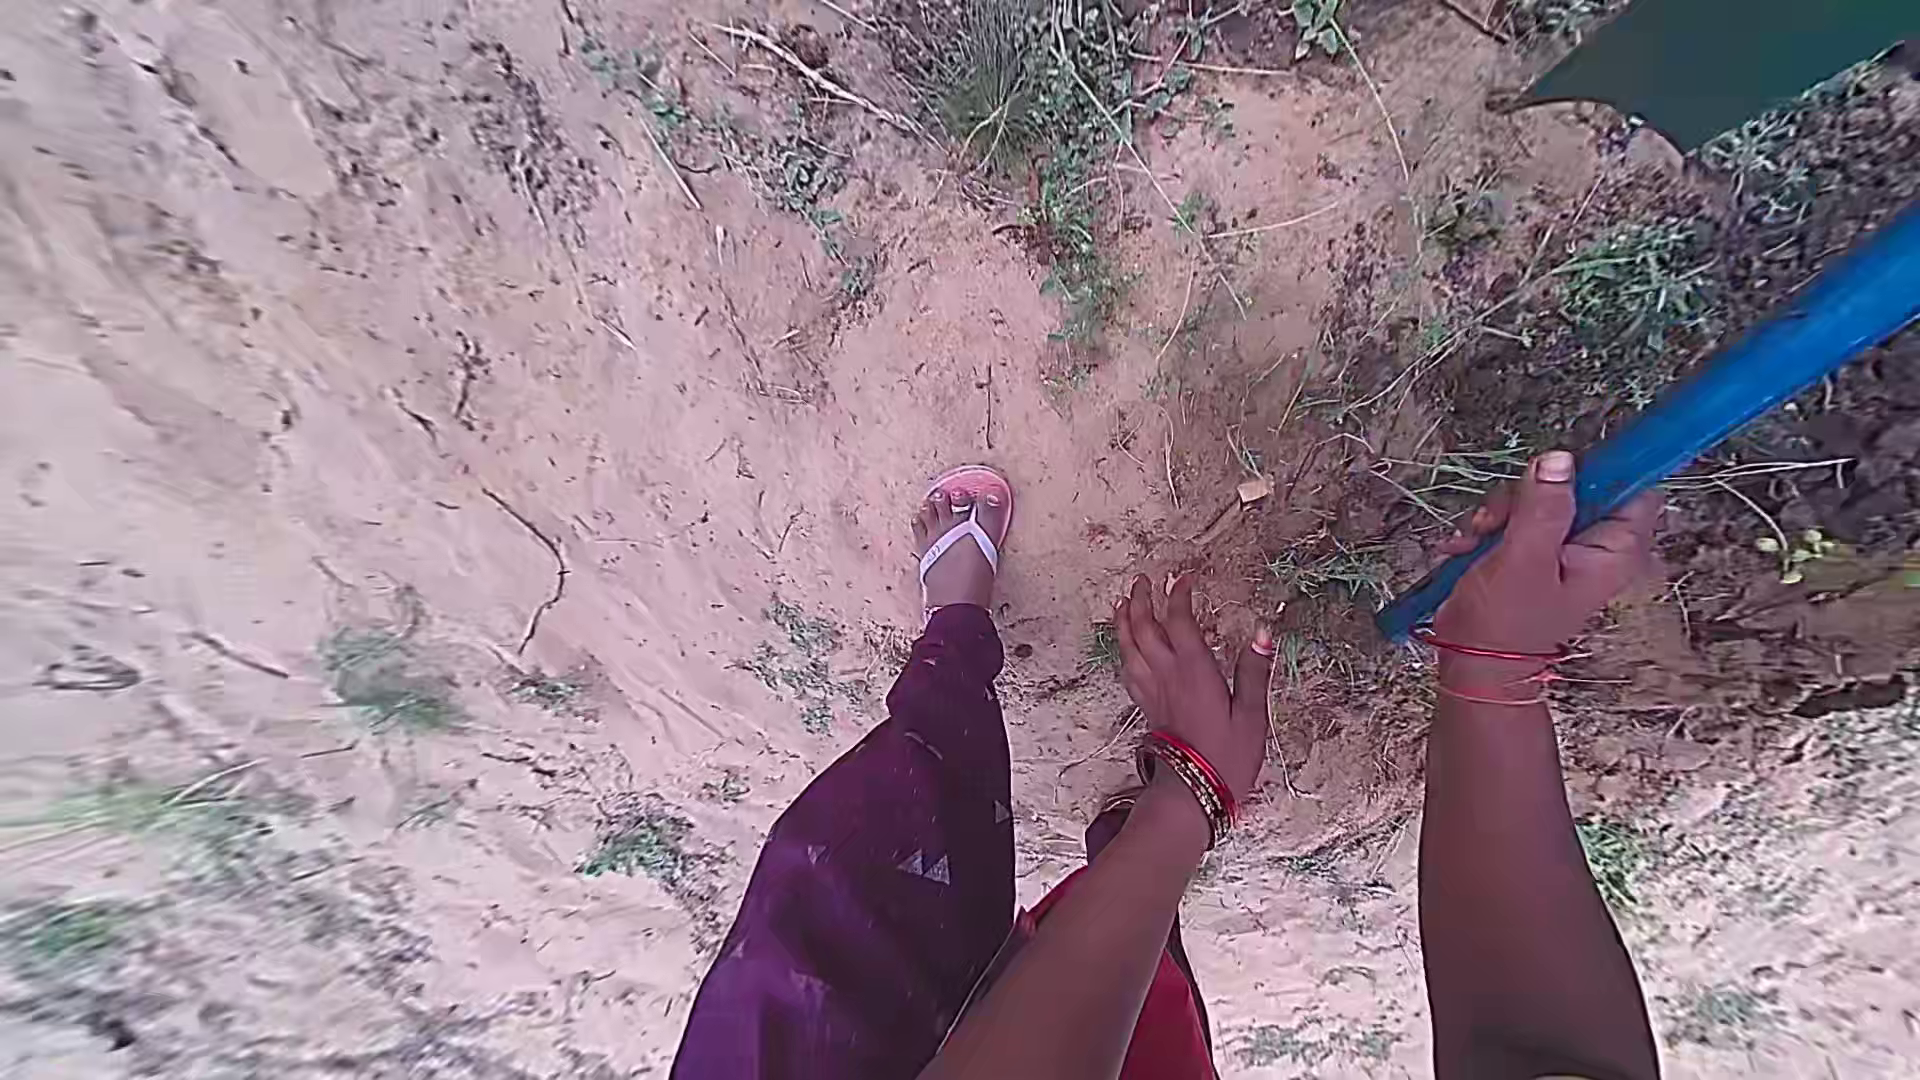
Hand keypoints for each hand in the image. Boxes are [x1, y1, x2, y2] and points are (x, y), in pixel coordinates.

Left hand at [1113, 574, 1272, 801]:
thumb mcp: (1251, 715)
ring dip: (1124, 619)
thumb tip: (1262, 632)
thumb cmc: (1227, 755)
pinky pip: (1126, 665)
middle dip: (1142, 599)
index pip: (1179, 620)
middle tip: (1143, 580)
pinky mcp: (1143, 701)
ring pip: (1128, 643)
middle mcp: (1166, 672)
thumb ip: (1253, 672)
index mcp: (1194, 669)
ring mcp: (1150, 686)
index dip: (1178, 595)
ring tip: (1123, 600)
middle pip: (1144, 626)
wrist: (1191, 790)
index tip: (1183, 578)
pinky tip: (1123, 641)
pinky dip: (1122, 646)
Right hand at [1434, 450, 1663, 655]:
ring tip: (1471, 544)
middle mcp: (1588, 545)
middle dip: (1519, 501)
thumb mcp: (1522, 559)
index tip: (1546, 476)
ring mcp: (1552, 552)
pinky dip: (1477, 534)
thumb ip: (1542, 508)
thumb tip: (1558, 458)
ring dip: (1490, 519)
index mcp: (1612, 547)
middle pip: (1565, 492)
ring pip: (1526, 507)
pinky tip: (1460, 551)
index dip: (1591, 475)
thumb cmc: (1505, 617)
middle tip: (1494, 524)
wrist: (1472, 659)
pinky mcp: (1519, 557)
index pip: (1628, 488)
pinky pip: (1502, 527)